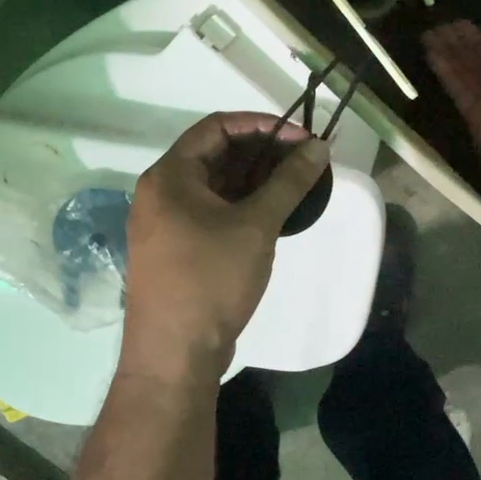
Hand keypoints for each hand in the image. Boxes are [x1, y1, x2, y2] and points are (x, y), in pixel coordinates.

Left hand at [120, 112, 330, 385]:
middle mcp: (161, 192)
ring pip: (216, 185)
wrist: (174, 354)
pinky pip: (212, 211)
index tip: (300, 136)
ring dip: (256, 179)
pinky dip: (243, 204)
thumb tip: (319, 147)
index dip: (262, 125)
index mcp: (169, 175)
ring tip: (298, 184)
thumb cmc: (210, 279)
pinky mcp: (177, 248)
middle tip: (305, 160)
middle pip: (215, 154)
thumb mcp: (256, 225)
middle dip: (263, 152)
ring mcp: (166, 222)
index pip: (217, 127)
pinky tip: (275, 212)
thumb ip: (289, 182)